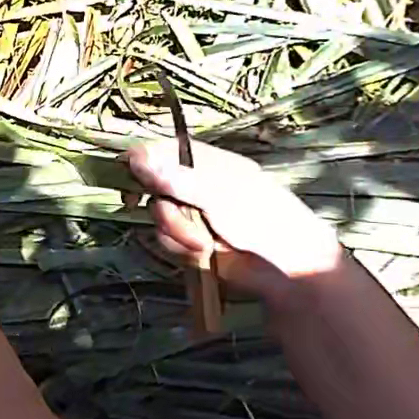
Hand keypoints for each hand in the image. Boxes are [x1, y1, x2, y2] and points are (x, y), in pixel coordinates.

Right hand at [125, 140, 341, 309]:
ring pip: (157, 217)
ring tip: (203, 241)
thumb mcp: (218, 193)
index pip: (160, 151)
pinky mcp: (190, 241)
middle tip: (173, 214)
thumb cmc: (262, 217)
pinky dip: (182, 248)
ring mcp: (191, 214)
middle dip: (163, 207)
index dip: (141, 162)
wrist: (288, 268)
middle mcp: (193, 184)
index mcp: (204, 161)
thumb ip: (176, 177)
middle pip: (151, 187)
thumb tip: (135, 158)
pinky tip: (203, 252)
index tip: (131, 176)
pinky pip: (166, 240)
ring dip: (176, 231)